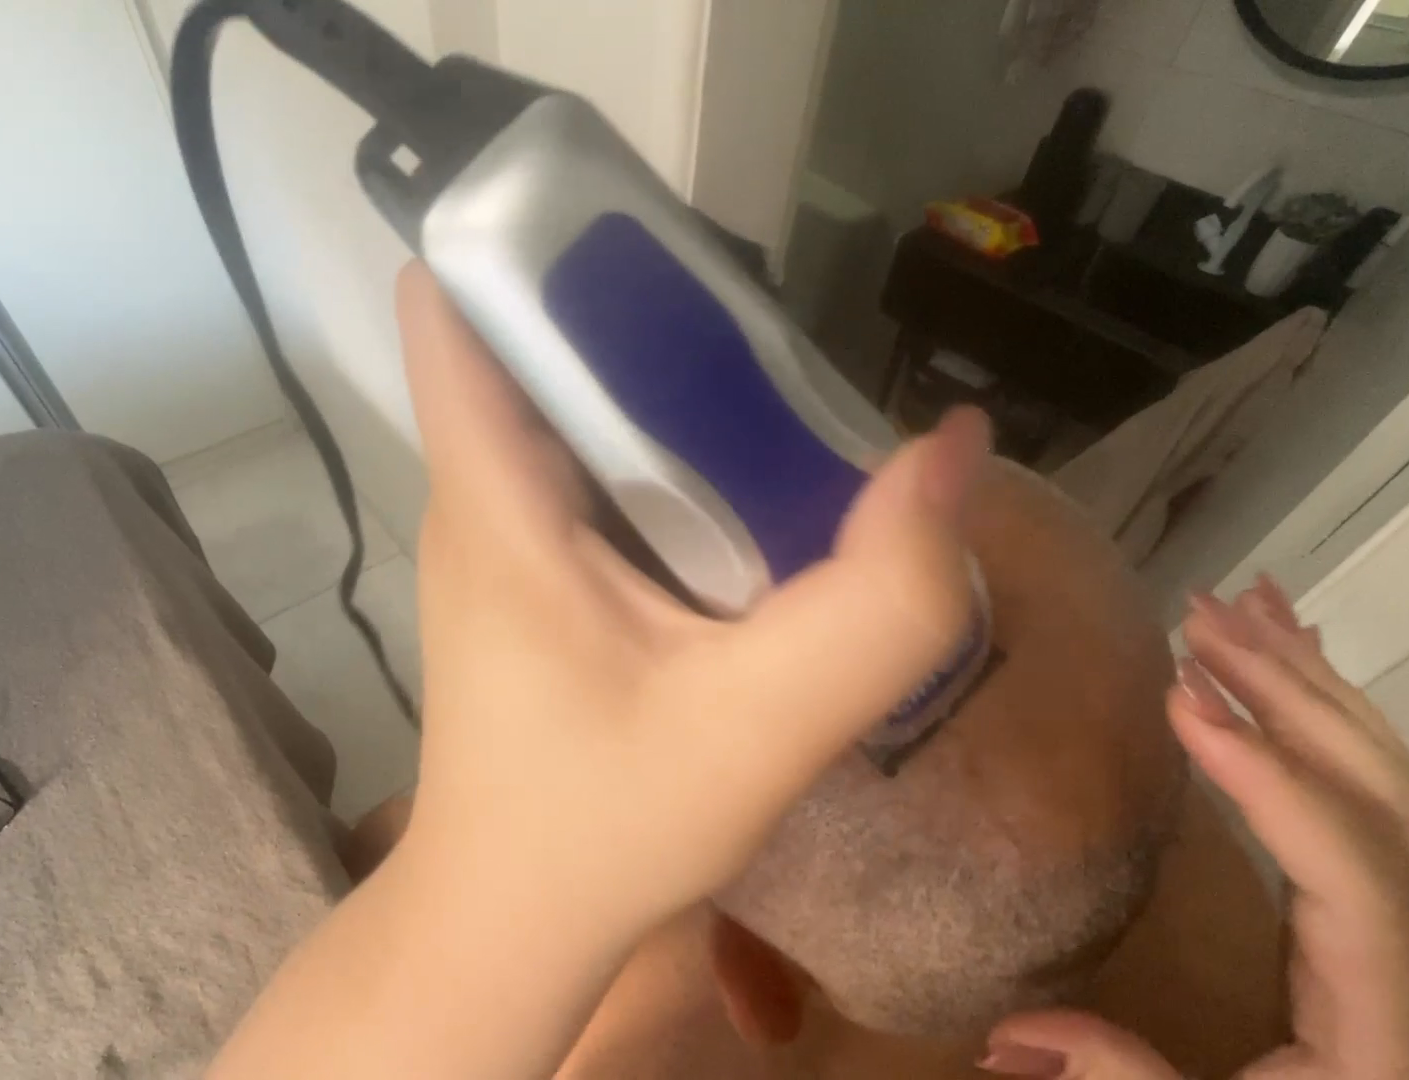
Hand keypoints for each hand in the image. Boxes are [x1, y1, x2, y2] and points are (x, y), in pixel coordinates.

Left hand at [394, 264, 984, 937]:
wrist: (515, 919)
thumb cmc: (606, 829)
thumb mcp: (763, 725)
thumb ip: (877, 601)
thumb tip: (950, 452)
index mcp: (496, 502)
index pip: (458, 312)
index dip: (538, 244)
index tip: (649, 243)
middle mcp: (481, 499)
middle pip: (543, 346)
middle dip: (646, 319)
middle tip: (764, 342)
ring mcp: (499, 537)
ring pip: (576, 413)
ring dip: (665, 391)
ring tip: (768, 410)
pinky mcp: (530, 576)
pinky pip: (592, 474)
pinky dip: (662, 459)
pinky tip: (733, 496)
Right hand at [980, 577, 1408, 1079]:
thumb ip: (1119, 1077)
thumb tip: (996, 1037)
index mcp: (1392, 1011)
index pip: (1350, 870)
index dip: (1268, 777)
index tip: (1180, 696)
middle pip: (1382, 795)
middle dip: (1287, 691)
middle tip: (1200, 619)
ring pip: (1390, 776)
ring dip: (1311, 680)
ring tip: (1240, 607)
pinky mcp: (1390, 896)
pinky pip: (1376, 783)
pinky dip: (1332, 706)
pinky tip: (1294, 657)